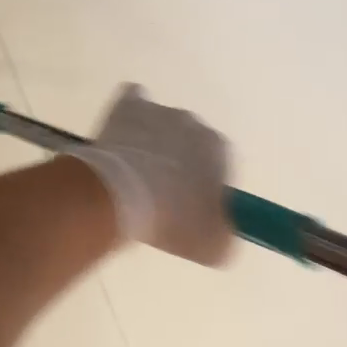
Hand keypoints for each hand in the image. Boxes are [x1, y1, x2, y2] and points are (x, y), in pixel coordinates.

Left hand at [64, 83, 231, 265]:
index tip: (191, 204)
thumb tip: (220, 223)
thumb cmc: (173, 220)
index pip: (219, 165)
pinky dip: (131, 115)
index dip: (206, 185)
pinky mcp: (128, 103)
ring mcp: (158, 109)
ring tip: (136, 170)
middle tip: (162, 190)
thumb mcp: (215, 245)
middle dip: (180, 161)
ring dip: (154, 141)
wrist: (120, 194)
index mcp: (219, 149)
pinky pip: (134, 101)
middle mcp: (192, 121)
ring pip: (161, 124)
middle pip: (189, 141)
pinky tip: (124, 137)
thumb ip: (226, 230)